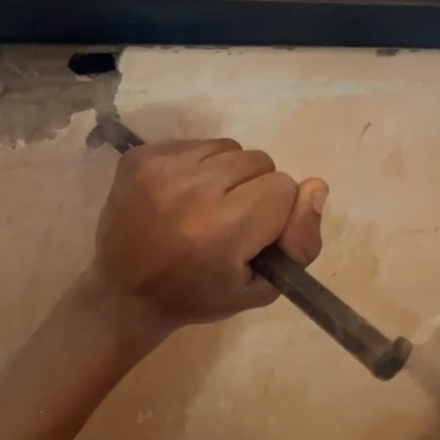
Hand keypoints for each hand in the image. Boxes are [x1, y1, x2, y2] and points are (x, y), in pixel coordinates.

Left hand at [93, 137, 324, 324]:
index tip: (252, 235)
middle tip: (229, 221)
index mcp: (224, 227)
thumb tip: (316, 186)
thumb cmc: (196, 296)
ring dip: (227, 174)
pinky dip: (197, 166)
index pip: (284, 187)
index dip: (276, 213)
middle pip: (259, 160)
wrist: (123, 292)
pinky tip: (180, 197)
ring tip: (205, 207)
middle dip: (254, 190)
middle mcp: (193, 188)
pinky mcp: (140, 156)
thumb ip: (299, 241)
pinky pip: (195, 144)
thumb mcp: (260, 287)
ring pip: (228, 148)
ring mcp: (161, 167)